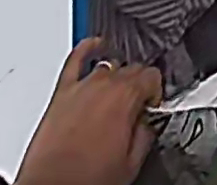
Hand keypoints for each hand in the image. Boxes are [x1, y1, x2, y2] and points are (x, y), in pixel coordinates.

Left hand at [14, 38, 161, 184]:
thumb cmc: (85, 180)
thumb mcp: (130, 163)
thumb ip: (146, 133)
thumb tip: (147, 123)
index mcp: (128, 96)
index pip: (153, 75)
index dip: (155, 91)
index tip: (150, 105)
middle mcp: (106, 84)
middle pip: (133, 68)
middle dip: (138, 84)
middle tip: (135, 106)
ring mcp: (82, 86)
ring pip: (109, 66)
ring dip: (116, 76)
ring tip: (115, 92)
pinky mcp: (61, 93)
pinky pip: (75, 59)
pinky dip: (86, 48)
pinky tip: (94, 45)